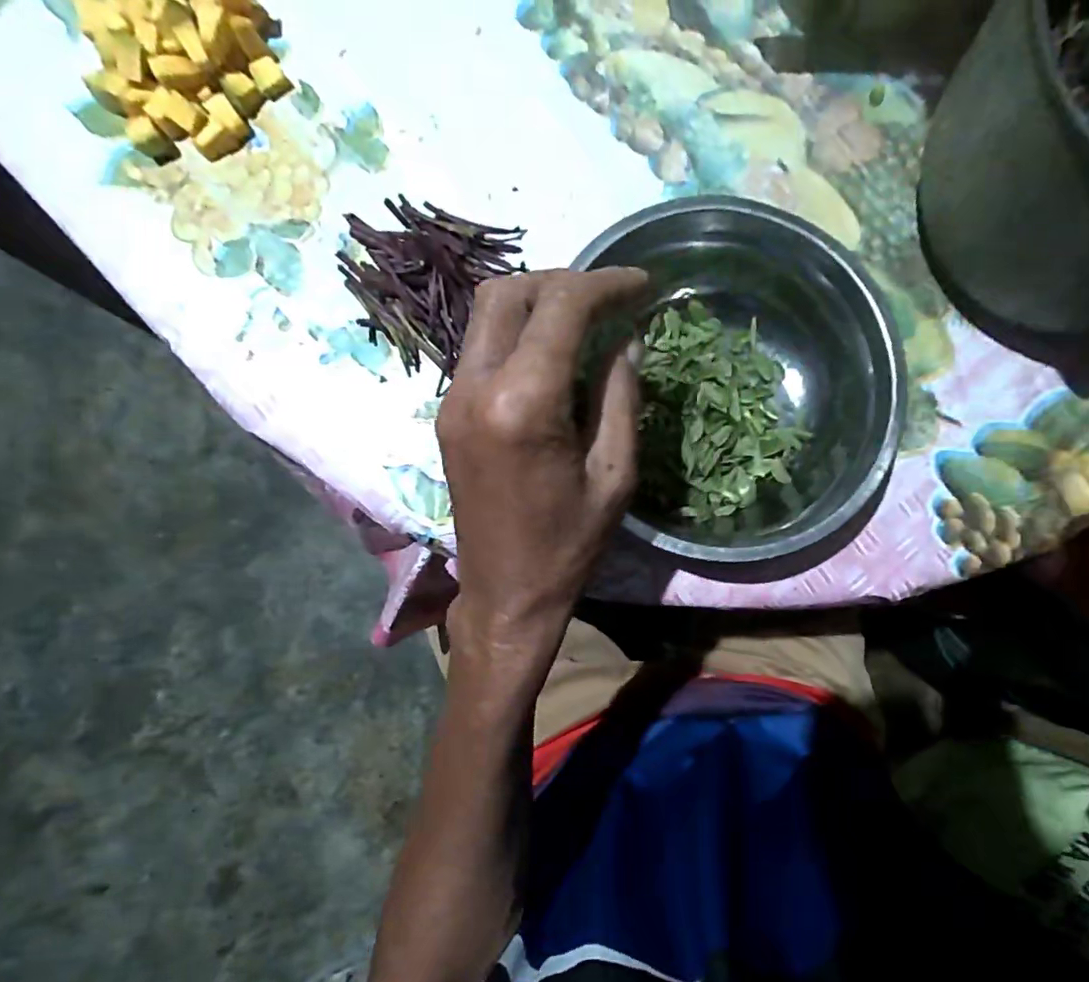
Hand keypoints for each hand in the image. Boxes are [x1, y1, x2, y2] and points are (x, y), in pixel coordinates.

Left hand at [437, 268, 649, 672]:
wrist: (505, 593)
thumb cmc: (569, 544)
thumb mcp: (614, 472)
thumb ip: (619, 394)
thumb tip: (626, 337)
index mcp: (522, 403)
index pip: (560, 306)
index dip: (606, 283)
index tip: (642, 284)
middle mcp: (474, 388)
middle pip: (507, 292)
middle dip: (562, 282)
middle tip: (607, 299)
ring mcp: (451, 399)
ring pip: (485, 316)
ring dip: (534, 303)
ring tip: (582, 321)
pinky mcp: (446, 414)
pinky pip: (478, 349)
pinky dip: (514, 334)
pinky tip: (549, 355)